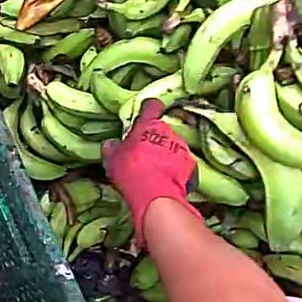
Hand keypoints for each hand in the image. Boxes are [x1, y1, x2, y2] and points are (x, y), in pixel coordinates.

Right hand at [100, 99, 200, 247]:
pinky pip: (182, 165)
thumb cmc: (131, 170)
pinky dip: (175, 171)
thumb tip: (110, 144)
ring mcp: (182, 148)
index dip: (149, 109)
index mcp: (148, 124)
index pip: (152, 106)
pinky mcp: (191, 167)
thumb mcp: (112, 159)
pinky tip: (165, 182)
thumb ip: (112, 148)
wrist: (156, 195)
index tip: (144, 114)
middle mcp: (169, 131)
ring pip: (173, 147)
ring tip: (154, 172)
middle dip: (154, 139)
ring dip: (165, 155)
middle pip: (163, 130)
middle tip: (142, 154)